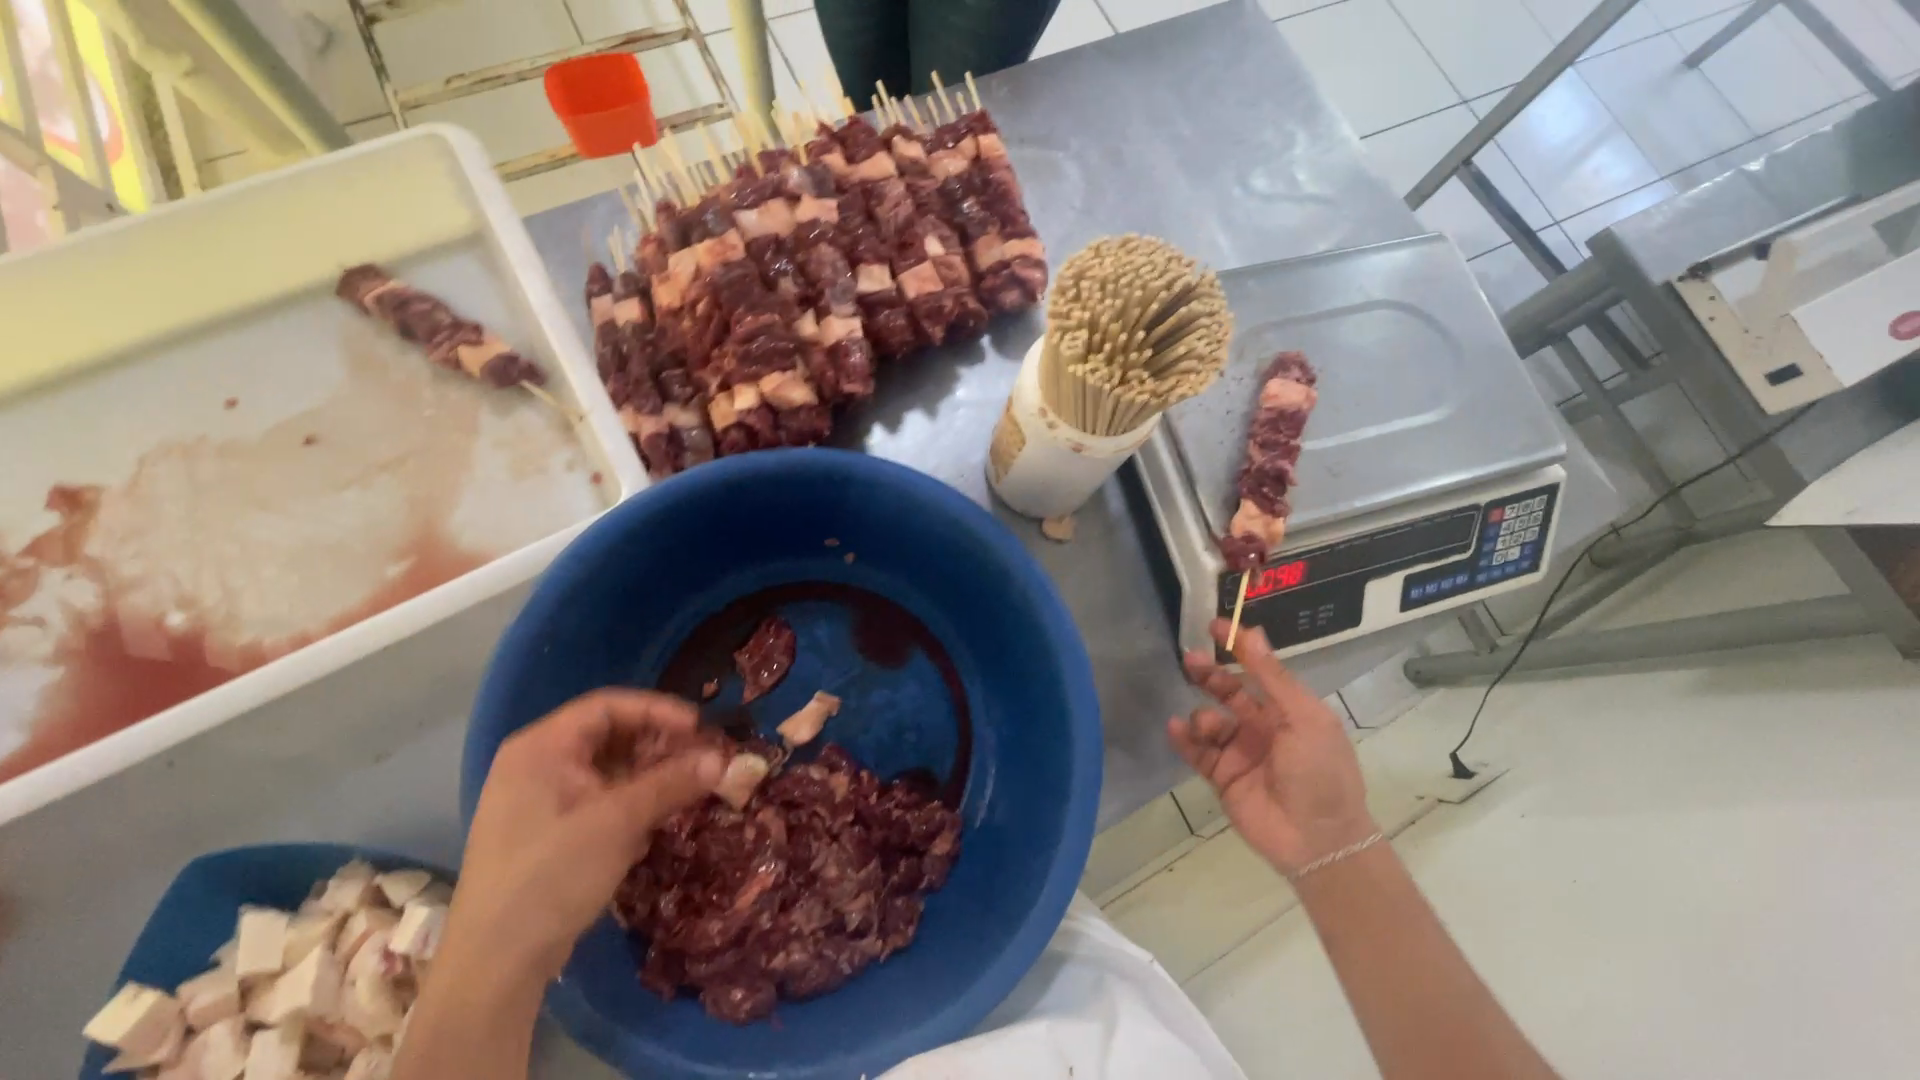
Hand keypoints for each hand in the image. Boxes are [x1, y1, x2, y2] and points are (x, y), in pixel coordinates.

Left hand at [445, 689, 723, 981]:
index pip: (608, 706)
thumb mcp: (619, 822)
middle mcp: (536, 764)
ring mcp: (539, 801)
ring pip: (606, 771)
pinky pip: (597, 800)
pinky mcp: (547, 834)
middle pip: (608, 736)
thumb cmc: (552, 875)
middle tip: (702, 760)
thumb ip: (673, 783)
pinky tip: (654, 823)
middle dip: (658, 746)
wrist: (495, 962)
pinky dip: (630, 803)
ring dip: (648, 777)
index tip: (700, 728)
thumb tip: (724, 758)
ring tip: (687, 790)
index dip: (657, 711)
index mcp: (541, 747)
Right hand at [1169, 619, 1375, 876]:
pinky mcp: (1222, 777)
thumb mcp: (1304, 718)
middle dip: (1209, 674)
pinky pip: (1197, 751)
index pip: (1259, 670)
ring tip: (1207, 725)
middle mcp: (1263, 726)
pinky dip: (1184, 738)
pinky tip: (1177, 729)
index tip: (1214, 625)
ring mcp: (1240, 752)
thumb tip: (1251, 632)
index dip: (1237, 647)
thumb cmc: (1321, 772)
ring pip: (1210, 720)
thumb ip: (1273, 677)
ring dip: (1202, 715)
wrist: (1318, 839)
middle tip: (1192, 660)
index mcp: (1289, 710)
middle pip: (1227, 691)